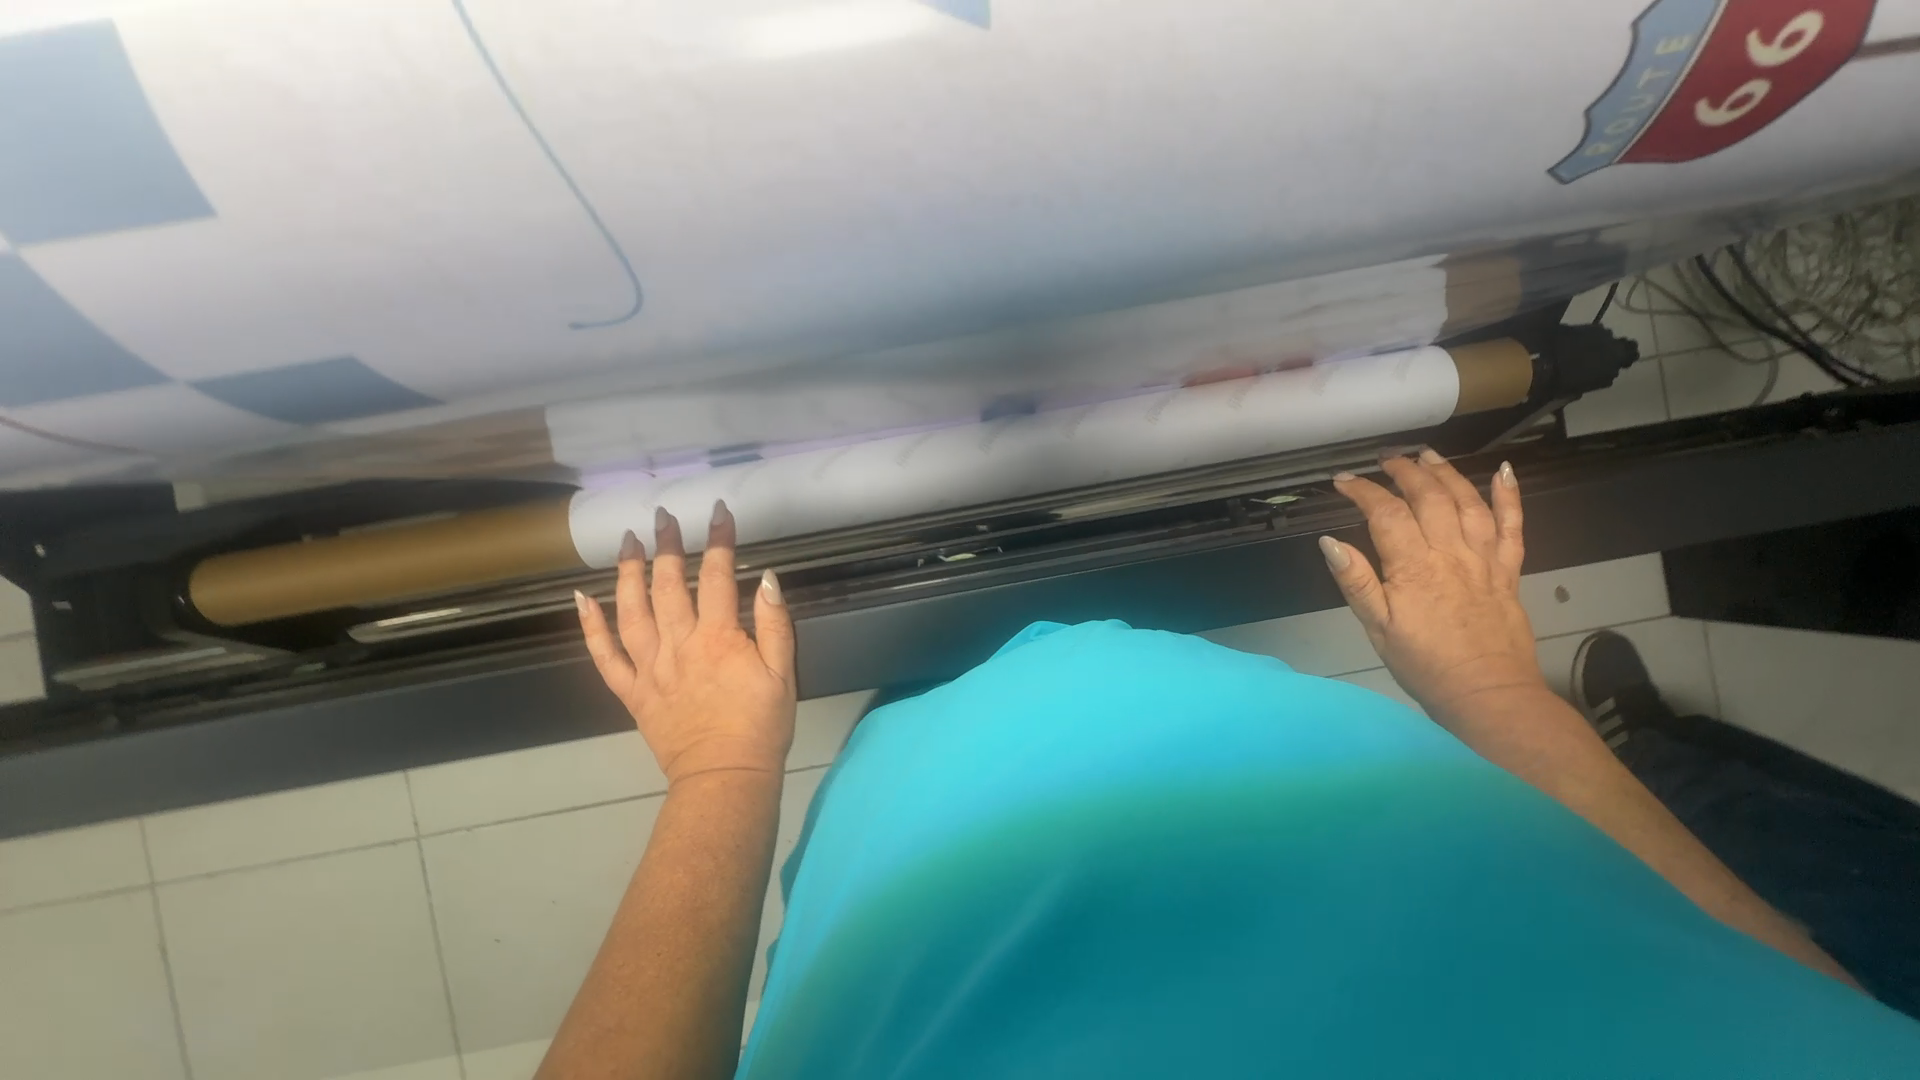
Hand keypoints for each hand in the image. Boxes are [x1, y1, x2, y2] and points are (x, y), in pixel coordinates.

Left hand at [575, 501, 796, 785]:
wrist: (724, 776)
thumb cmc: (760, 725)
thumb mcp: (783, 673)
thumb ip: (775, 624)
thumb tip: (766, 577)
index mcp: (719, 638)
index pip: (717, 576)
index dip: (718, 540)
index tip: (718, 512)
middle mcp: (678, 644)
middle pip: (668, 585)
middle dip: (667, 546)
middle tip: (663, 516)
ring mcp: (649, 667)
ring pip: (631, 611)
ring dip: (627, 572)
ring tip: (626, 542)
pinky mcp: (631, 690)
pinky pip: (604, 656)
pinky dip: (590, 626)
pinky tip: (581, 599)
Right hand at [1320, 451, 1546, 723]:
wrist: (1487, 694)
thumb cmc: (1424, 664)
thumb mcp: (1377, 628)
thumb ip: (1356, 581)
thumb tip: (1329, 542)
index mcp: (1413, 568)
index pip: (1385, 514)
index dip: (1363, 491)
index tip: (1343, 481)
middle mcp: (1451, 554)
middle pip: (1429, 498)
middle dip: (1405, 472)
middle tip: (1386, 460)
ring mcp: (1484, 560)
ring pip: (1468, 503)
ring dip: (1448, 473)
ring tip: (1428, 455)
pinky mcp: (1508, 571)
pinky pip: (1513, 526)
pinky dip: (1509, 496)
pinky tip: (1504, 473)